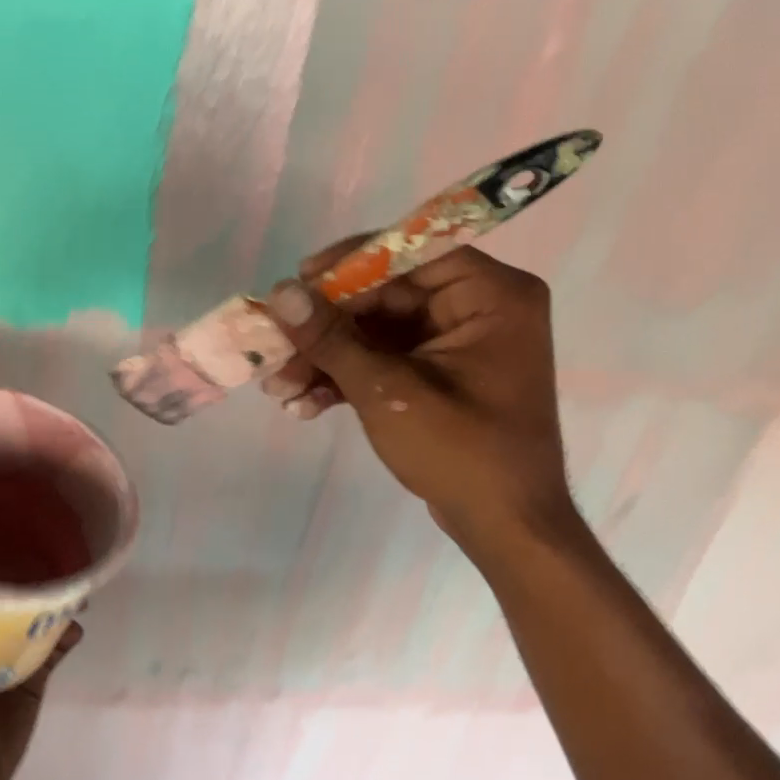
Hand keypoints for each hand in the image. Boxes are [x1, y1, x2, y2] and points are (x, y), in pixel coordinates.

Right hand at [260, 239, 575, 543]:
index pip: (410, 254)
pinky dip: (348, 381)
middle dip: (326, 329)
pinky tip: (304, 406)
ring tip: (278, 391)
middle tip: (275, 349)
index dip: (348, 265)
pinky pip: (387, 363)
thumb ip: (332, 339)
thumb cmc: (460, 451)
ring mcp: (458, 345)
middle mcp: (479, 308)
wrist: (504, 525)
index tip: (295, 283)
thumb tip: (280, 294)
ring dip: (327, 360)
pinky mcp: (440, 378)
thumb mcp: (387, 391)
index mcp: (490, 295)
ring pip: (378, 334)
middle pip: (386, 297)